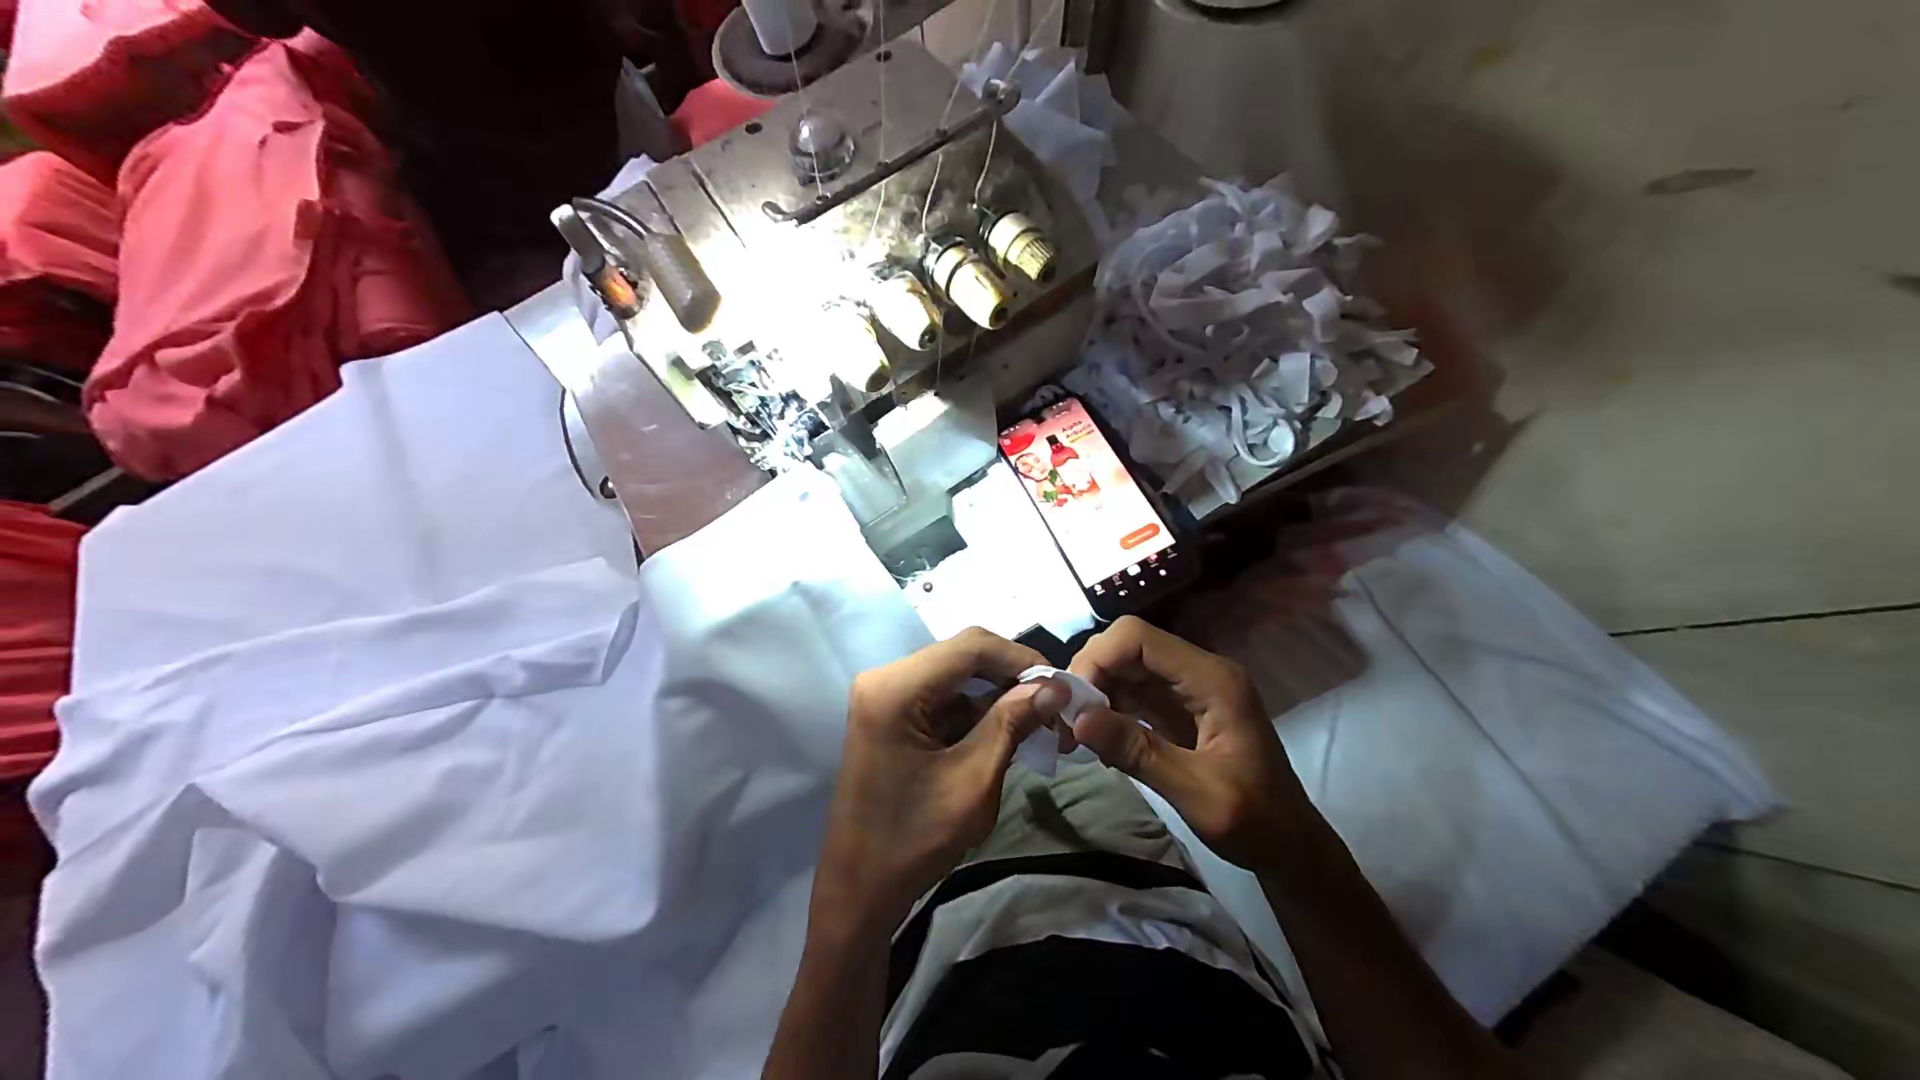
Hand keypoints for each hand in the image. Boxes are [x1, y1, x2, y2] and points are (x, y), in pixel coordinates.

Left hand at [814, 628, 1066, 932]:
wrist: (859, 889)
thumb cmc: (913, 840)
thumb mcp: (973, 780)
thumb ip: (1012, 723)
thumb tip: (1054, 686)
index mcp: (896, 688)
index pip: (970, 647)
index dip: (1021, 659)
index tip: (1061, 687)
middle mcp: (885, 679)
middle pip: (962, 656)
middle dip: (1011, 677)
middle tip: (1054, 706)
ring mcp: (884, 696)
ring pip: (955, 676)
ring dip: (996, 696)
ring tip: (1037, 722)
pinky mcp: (890, 715)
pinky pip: (942, 698)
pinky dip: (975, 712)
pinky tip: (1005, 732)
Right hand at [1068, 616, 1311, 869]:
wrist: (1289, 846)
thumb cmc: (1256, 821)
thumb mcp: (1197, 793)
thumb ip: (1138, 753)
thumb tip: (1076, 720)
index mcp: (1212, 679)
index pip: (1139, 638)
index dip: (1098, 658)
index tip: (1073, 702)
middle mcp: (1198, 672)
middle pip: (1127, 646)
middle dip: (1090, 674)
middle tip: (1066, 720)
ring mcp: (1187, 688)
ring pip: (1125, 667)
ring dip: (1094, 692)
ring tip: (1073, 732)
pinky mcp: (1177, 707)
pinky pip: (1132, 692)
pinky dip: (1106, 708)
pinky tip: (1094, 737)